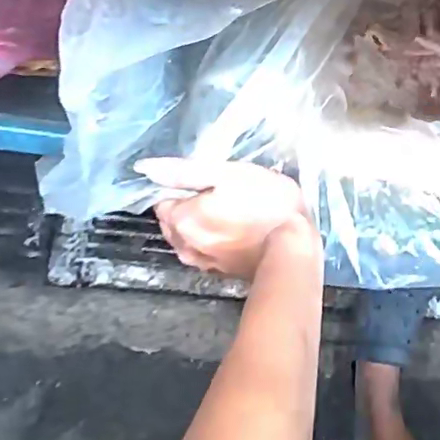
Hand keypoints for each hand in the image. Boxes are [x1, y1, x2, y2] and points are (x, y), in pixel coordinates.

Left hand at [139, 159, 318, 279]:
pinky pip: (206, 250)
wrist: (292, 248)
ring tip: (229, 208)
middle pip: (173, 220)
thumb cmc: (265, 203)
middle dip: (188, 206)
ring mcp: (202, 263)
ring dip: (200, 224)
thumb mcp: (230, 174)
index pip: (162, 200)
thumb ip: (187, 172)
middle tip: (221, 190)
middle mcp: (183, 245)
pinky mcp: (221, 272)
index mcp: (181, 219)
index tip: (206, 179)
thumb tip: (147, 167)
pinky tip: (235, 229)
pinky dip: (213, 239)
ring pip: (188, 237)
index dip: (181, 187)